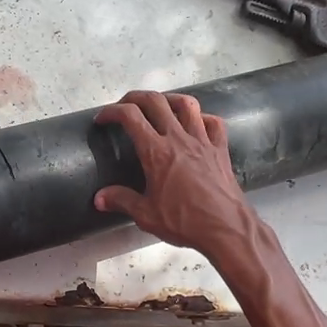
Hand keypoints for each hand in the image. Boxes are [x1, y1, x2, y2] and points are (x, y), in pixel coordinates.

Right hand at [93, 91, 257, 256]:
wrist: (226, 228)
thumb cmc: (184, 222)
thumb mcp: (146, 215)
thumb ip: (121, 201)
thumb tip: (99, 198)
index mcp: (156, 151)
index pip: (130, 117)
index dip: (111, 112)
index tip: (102, 119)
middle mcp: (178, 138)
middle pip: (155, 101)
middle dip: (135, 97)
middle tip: (125, 106)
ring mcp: (202, 141)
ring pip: (186, 104)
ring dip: (168, 99)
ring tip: (159, 106)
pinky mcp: (220, 149)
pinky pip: (213, 123)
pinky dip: (202, 118)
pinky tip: (196, 124)